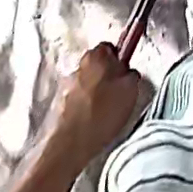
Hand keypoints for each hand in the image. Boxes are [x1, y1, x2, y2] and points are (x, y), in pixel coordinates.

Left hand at [48, 44, 145, 162]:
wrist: (70, 144)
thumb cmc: (102, 114)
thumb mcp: (130, 91)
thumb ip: (132, 75)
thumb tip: (130, 72)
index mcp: (96, 56)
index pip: (111, 47)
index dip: (121, 60)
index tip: (126, 73)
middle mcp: (79, 65)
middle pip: (98, 65)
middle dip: (108, 77)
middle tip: (120, 95)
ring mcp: (67, 85)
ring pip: (88, 83)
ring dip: (96, 93)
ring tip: (107, 113)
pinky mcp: (60, 104)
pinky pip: (79, 100)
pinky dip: (86, 107)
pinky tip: (94, 122)